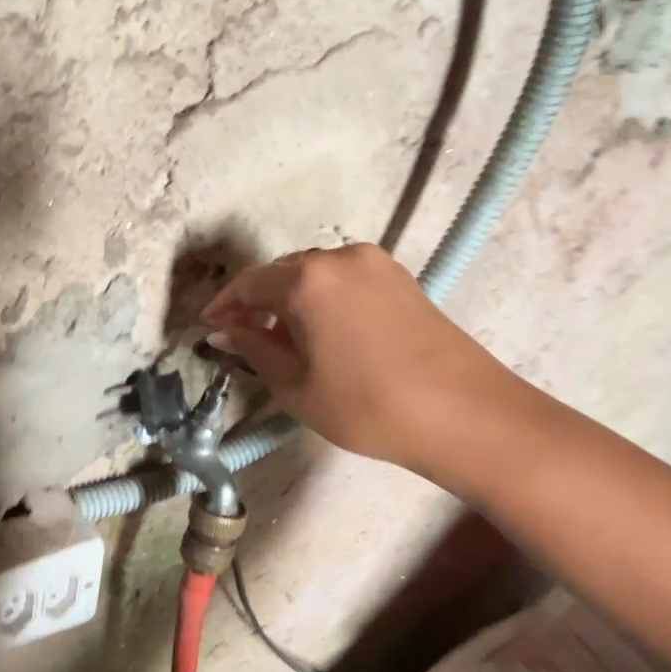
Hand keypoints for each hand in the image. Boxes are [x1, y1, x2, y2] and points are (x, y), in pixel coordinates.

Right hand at [200, 243, 520, 475]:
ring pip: (315, 276)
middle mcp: (341, 258)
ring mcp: (377, 265)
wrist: (462, 413)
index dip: (224, 306)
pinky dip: (322, 302)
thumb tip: (224, 331)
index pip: (250, 282)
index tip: (207, 329)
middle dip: (257, 302)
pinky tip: (319, 335)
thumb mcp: (295, 385)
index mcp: (307, 279)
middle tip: (241, 339)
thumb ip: (254, 350)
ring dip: (290, 302)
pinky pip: (344, 283)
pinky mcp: (401, 280)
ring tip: (280, 343)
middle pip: (282, 273)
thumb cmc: (365, 406)